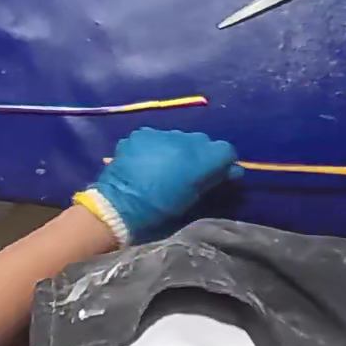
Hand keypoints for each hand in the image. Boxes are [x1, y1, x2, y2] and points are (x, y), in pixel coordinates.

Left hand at [81, 128, 241, 244]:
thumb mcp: (192, 200)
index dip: (225, 162)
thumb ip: (211, 181)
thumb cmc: (158, 212)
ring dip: (177, 149)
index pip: (225, 150)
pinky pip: (155, 137)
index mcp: (200, 158)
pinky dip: (156, 147)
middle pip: (201, 141)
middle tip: (191, 172)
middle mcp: (183, 139)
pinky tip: (147, 162)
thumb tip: (228, 171)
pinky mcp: (140, 134)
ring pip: (178, 137)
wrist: (118, 206)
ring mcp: (159, 133)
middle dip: (200, 154)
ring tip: (166, 166)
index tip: (221, 174)